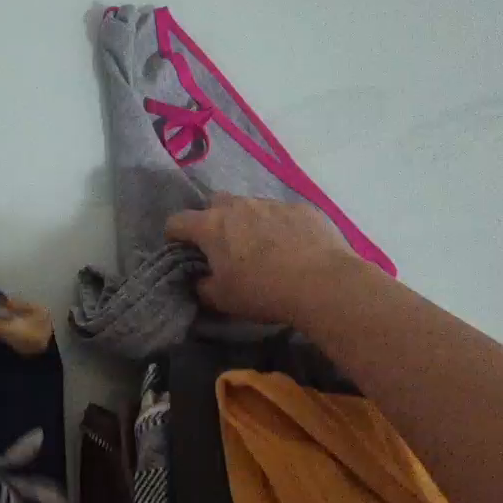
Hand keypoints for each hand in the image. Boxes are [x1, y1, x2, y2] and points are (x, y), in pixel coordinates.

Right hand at [165, 194, 367, 325]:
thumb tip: (200, 281)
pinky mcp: (302, 209)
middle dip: (215, 220)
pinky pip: (284, 214)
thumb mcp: (224, 300)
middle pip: (214, 203)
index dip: (175, 236)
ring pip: (251, 206)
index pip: (176, 221)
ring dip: (251, 222)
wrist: (327, 285)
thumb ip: (203, 287)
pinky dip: (283, 227)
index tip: (183, 250)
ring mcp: (270, 204)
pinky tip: (297, 248)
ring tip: (267, 248)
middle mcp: (236, 206)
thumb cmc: (265, 292)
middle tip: (227, 246)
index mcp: (209, 226)